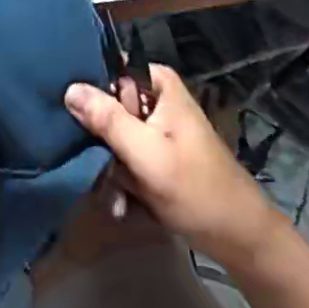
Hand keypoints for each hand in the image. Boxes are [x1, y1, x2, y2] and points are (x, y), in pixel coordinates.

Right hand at [64, 64, 278, 265]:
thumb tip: (69, 88)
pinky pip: (122, 155)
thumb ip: (107, 119)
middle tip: (100, 166)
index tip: (70, 115)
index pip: (108, 70)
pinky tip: (123, 204)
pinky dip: (120, 179)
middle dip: (99, 140)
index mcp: (157, 83)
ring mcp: (153, 127)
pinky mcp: (152, 153)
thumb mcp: (147, 153)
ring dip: (109, 166)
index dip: (89, 92)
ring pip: (110, 134)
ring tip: (116, 194)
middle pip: (106, 104)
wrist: (238, 238)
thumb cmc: (196, 188)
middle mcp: (154, 97)